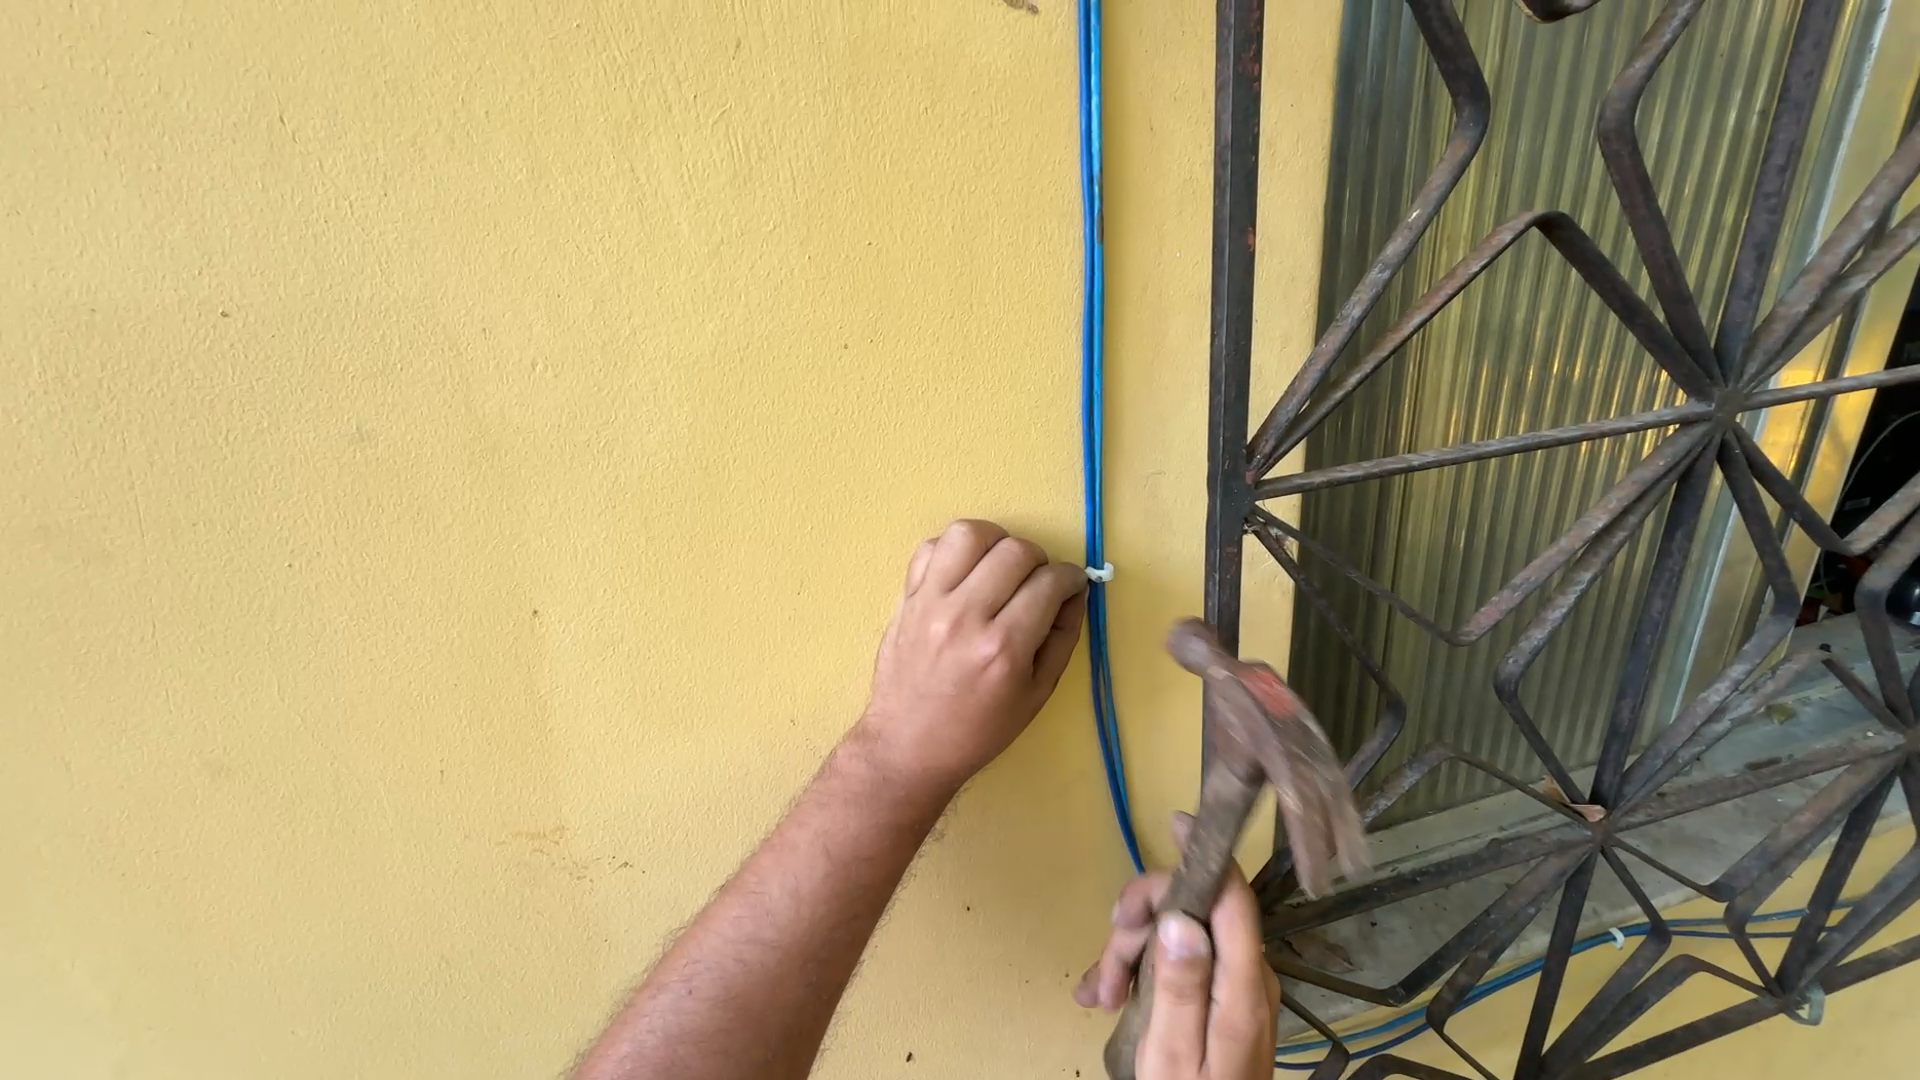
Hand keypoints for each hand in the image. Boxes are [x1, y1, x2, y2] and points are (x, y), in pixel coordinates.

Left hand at [857, 520, 1087, 791]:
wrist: (908, 745)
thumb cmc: (979, 730)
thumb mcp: (1037, 694)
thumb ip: (1062, 638)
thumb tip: (1075, 593)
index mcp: (1003, 648)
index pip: (1049, 583)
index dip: (1071, 577)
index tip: (1072, 584)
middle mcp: (966, 617)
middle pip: (1015, 550)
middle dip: (1039, 559)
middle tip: (1037, 582)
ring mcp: (930, 602)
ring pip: (969, 533)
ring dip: (995, 541)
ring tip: (1000, 566)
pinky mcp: (907, 597)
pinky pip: (930, 546)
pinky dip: (954, 550)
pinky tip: (965, 573)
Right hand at [1074, 818, 1280, 1079]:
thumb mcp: (1171, 1051)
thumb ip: (1179, 985)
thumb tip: (1179, 916)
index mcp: (1242, 986)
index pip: (1233, 898)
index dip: (1206, 854)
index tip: (1175, 823)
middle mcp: (1246, 974)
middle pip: (1193, 910)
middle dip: (1141, 921)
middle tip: (1107, 960)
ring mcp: (1234, 983)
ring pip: (1178, 931)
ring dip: (1132, 950)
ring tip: (1101, 990)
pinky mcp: (1221, 994)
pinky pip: (1180, 958)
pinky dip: (1142, 967)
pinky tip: (1109, 992)